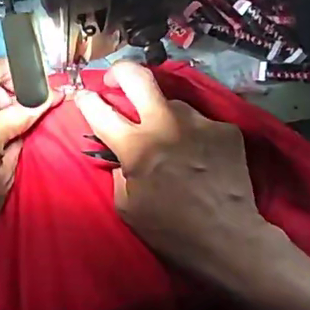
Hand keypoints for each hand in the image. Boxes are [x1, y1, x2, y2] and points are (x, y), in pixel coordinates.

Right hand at [75, 61, 279, 280]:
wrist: (227, 237)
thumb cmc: (170, 230)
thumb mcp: (127, 207)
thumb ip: (120, 173)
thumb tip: (123, 157)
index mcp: (136, 146)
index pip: (100, 110)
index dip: (85, 100)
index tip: (82, 96)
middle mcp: (166, 124)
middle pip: (138, 77)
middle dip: (120, 72)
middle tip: (115, 80)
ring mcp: (200, 123)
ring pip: (172, 104)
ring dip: (162, 115)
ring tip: (168, 138)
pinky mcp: (226, 130)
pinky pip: (200, 124)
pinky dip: (192, 136)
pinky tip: (198, 156)